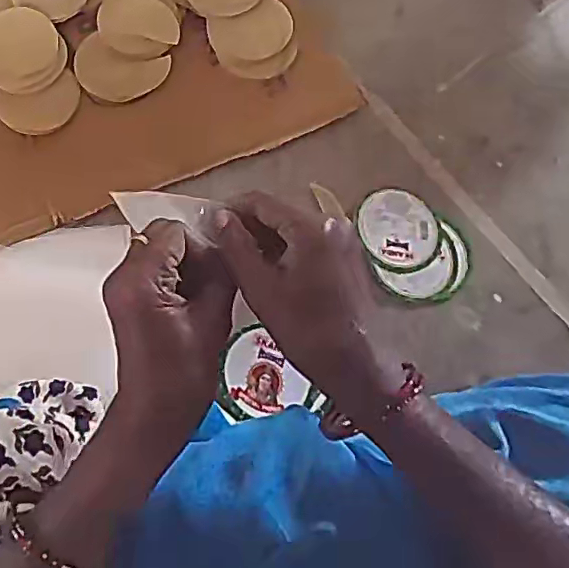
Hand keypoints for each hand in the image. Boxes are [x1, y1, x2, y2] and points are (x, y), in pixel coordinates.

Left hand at [101, 219, 235, 446]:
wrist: (154, 414)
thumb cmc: (183, 374)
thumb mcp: (212, 317)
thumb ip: (219, 271)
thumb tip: (226, 246)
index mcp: (138, 279)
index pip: (173, 232)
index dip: (201, 248)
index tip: (216, 274)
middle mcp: (120, 276)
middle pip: (161, 237)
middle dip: (191, 255)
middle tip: (210, 287)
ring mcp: (118, 286)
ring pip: (157, 251)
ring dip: (183, 267)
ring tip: (200, 300)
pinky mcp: (123, 298)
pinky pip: (151, 269)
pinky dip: (172, 277)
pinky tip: (188, 306)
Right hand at [212, 192, 404, 420]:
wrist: (359, 367)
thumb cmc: (306, 330)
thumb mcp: (261, 288)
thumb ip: (236, 247)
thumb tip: (219, 215)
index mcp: (310, 226)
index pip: (261, 201)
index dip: (231, 209)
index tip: (209, 224)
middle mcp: (331, 221)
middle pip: (279, 210)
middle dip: (249, 223)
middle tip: (222, 244)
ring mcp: (343, 237)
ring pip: (294, 225)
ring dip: (267, 236)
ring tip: (241, 258)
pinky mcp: (348, 254)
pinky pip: (310, 239)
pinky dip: (287, 247)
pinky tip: (270, 268)